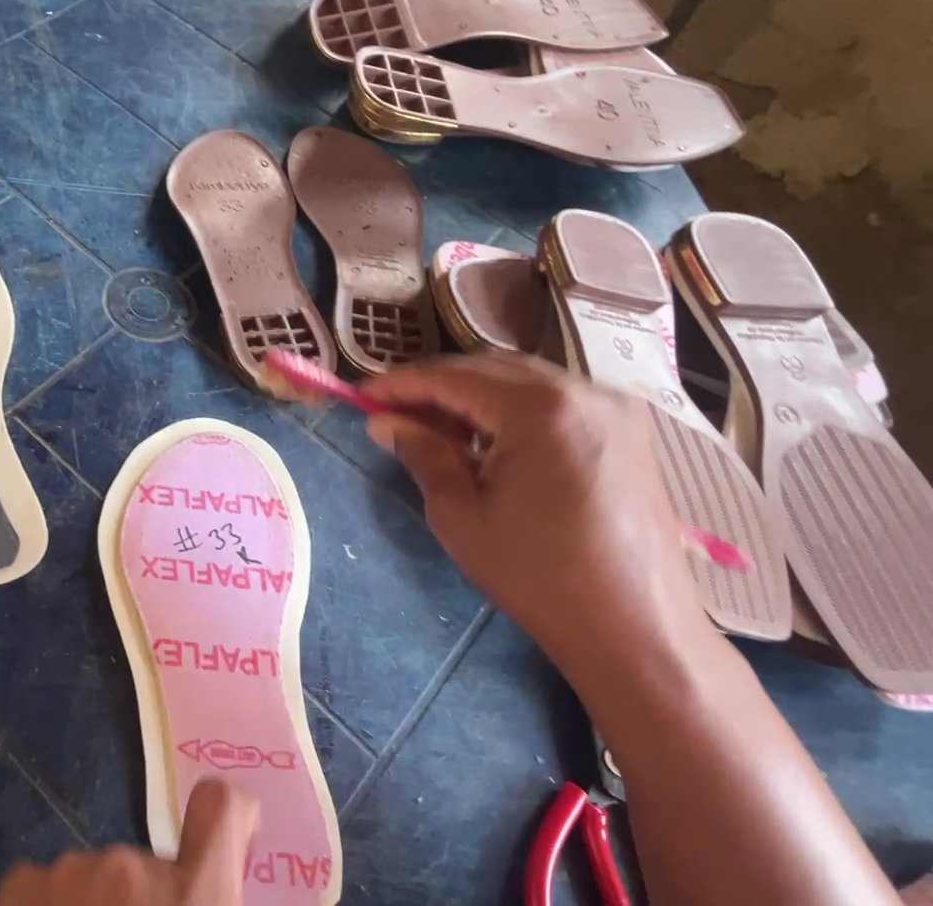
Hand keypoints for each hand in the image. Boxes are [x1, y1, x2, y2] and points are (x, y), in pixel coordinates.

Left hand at [0, 779, 258, 905]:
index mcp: (195, 896)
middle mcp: (133, 866)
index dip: (232, 817)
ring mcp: (73, 869)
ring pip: (98, 882)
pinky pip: (51, 888)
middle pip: (151, 871)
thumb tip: (203, 903)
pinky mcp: (22, 882)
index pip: (222, 810)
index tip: (231, 837)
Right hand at [359, 353, 708, 673]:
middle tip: (391, 414)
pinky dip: (511, 408)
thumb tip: (384, 422)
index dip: (398, 384)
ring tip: (433, 429)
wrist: (638, 629)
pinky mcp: (630, 432)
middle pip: (489, 368)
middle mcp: (584, 391)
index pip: (451, 377)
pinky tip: (487, 441)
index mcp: (540, 408)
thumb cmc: (537, 573)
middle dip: (435, 386)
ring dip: (472, 395)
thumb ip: (421, 453)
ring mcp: (615, 409)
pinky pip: (554, 400)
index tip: (359, 398)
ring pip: (522, 380)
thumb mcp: (458, 513)